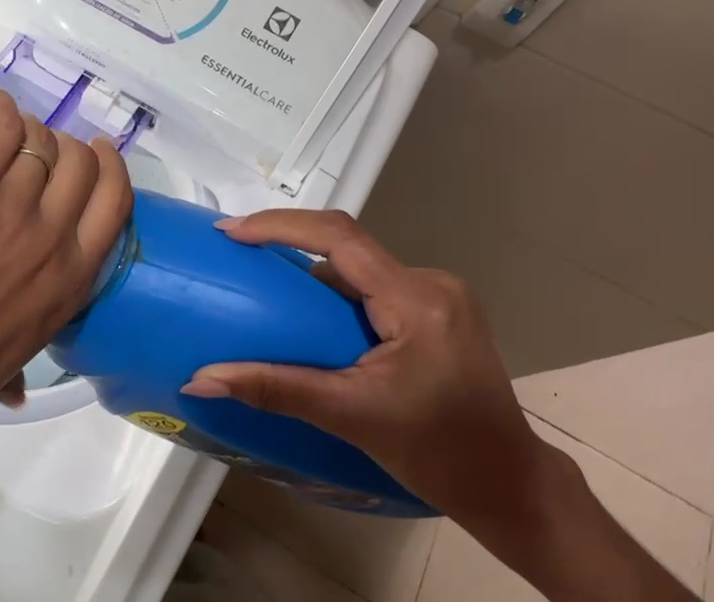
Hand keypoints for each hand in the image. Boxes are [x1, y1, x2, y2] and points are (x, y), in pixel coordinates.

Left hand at [0, 87, 132, 427]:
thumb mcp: (12, 363)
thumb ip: (19, 356)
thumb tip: (17, 393)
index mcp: (73, 277)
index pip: (115, 201)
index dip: (110, 168)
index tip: (99, 154)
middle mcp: (53, 235)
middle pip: (80, 162)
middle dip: (66, 146)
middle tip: (41, 146)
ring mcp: (11, 207)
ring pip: (39, 141)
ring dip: (27, 130)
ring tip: (6, 134)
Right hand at [178, 210, 543, 520]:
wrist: (511, 486)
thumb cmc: (438, 454)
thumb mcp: (351, 417)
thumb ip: (274, 389)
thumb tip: (202, 379)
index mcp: (416, 299)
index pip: (340, 238)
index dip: (280, 226)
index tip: (231, 231)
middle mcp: (432, 283)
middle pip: (348, 249)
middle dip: (291, 249)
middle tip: (240, 262)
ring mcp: (441, 296)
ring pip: (362, 270)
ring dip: (316, 279)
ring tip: (270, 299)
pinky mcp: (441, 313)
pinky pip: (377, 289)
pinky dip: (340, 298)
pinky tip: (316, 326)